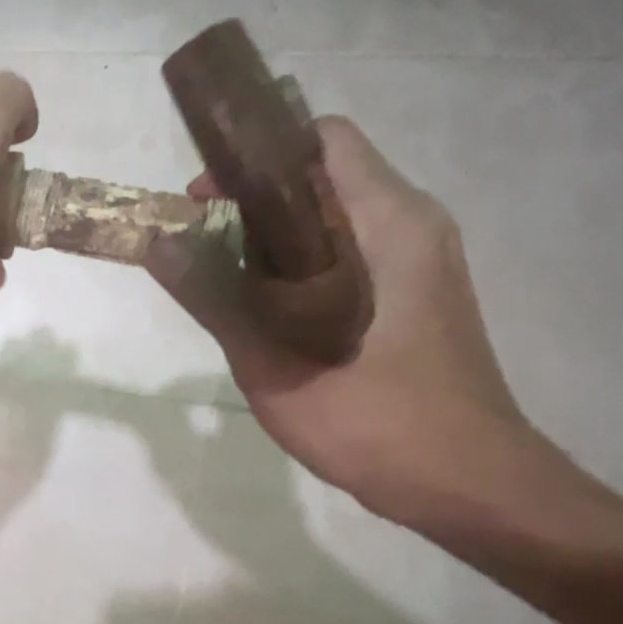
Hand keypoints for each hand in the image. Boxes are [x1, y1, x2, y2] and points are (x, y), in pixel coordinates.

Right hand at [147, 115, 537, 520]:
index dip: (254, 155)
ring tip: (221, 274)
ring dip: (273, 233)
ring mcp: (421, 258)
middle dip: (253, 197)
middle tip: (196, 241)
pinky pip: (350, 248)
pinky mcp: (417, 290)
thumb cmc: (374, 419)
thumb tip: (154, 245)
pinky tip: (266, 305)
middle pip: (324, 175)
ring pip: (335, 215)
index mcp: (389, 224)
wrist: (468, 483)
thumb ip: (214, 299)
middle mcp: (413, 224)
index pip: (321, 140)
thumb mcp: (273, 362)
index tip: (201, 198)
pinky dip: (300, 260)